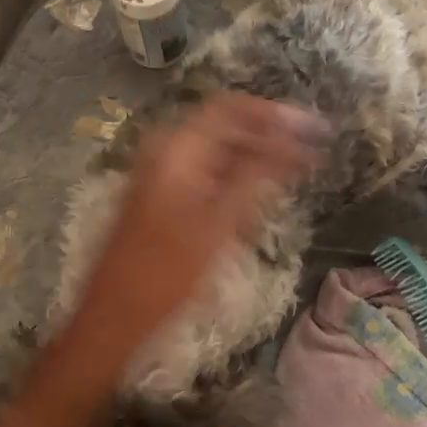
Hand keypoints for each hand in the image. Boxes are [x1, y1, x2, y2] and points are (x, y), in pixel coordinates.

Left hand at [0, 93, 323, 426]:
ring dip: (257, 162)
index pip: (231, 107)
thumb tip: (299, 137)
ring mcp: (163, 174)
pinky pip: (209, 175)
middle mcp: (166, 151)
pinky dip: (237, 183)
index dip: (273, 113)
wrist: (112, 319)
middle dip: (270, 138)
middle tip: (313, 153)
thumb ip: (259, 174)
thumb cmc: (164, 275)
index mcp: (175, 148)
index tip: (312, 128)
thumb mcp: (218, 223)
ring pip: (220, 153)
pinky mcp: (165, 197)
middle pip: (227, 127)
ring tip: (296, 177)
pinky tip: (260, 203)